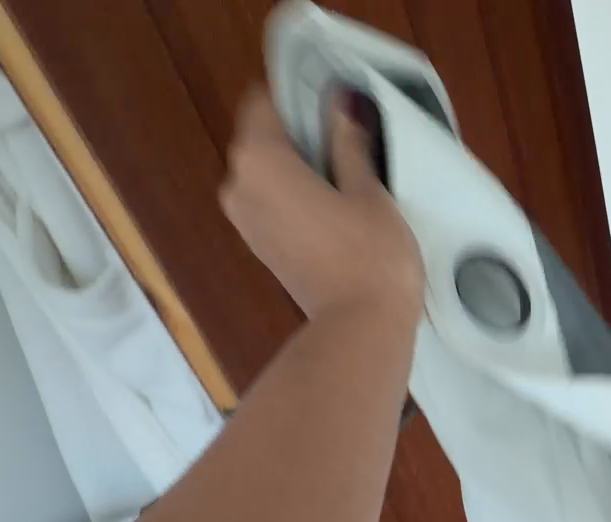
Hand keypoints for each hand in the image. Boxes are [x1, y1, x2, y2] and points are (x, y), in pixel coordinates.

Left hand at [221, 88, 424, 321]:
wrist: (362, 330)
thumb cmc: (371, 257)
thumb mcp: (372, 195)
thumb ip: (350, 148)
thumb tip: (342, 109)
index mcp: (260, 158)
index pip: (267, 104)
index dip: (303, 102)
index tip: (340, 115)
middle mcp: (238, 184)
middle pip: (266, 143)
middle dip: (304, 142)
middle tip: (354, 155)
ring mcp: (246, 221)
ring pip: (272, 179)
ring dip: (304, 177)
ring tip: (352, 193)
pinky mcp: (263, 250)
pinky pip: (277, 209)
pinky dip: (301, 205)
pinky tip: (340, 221)